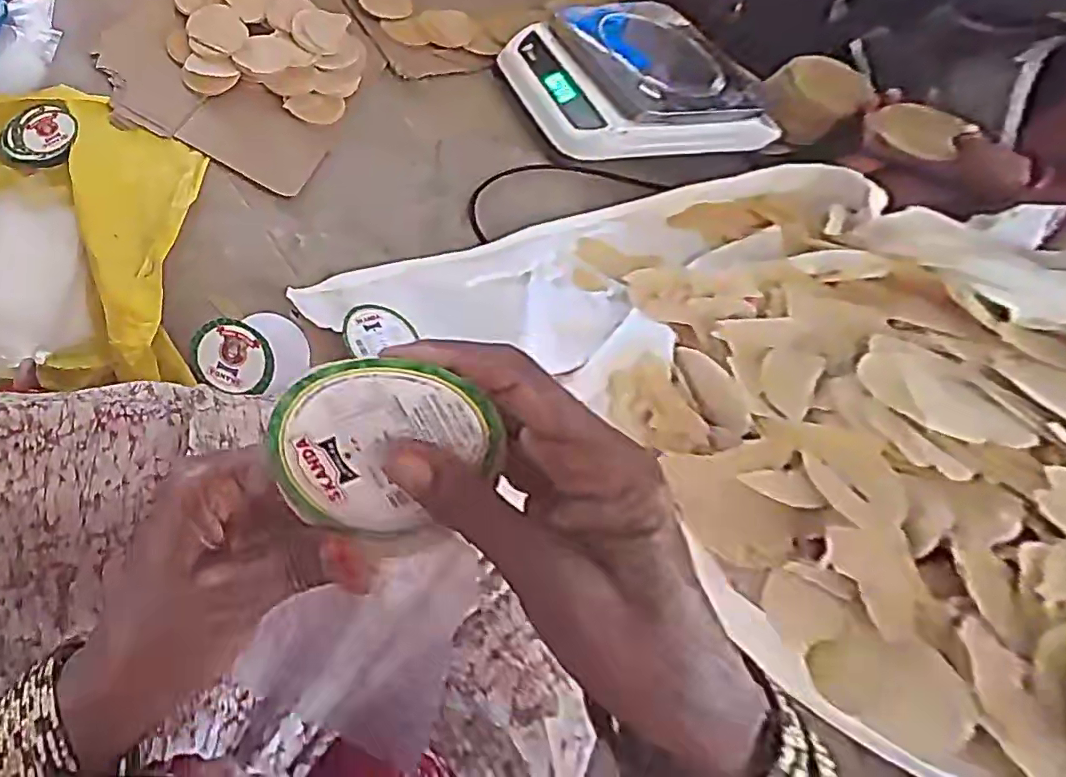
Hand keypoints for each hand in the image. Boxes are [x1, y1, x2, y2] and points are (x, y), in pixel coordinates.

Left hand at [57, 450, 364, 772]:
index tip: (384, 476)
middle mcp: (214, 485)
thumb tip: (367, 553)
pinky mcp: (232, 544)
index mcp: (202, 480)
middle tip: (399, 506)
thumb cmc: (162, 637)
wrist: (118, 688)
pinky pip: (279, 534)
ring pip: (288, 508)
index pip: (278, 457)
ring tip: (390, 528)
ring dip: (330, 525)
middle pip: (287, 479)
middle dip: (336, 498)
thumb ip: (298, 565)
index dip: (330, 464)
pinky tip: (355, 555)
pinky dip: (311, 547)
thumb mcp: (233, 599)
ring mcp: (224, 515)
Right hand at [377, 341, 768, 776]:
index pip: (522, 381)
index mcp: (603, 456)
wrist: (686, 707)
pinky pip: (501, 457)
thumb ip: (470, 507)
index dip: (457, 358)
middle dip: (442, 383)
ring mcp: (572, 469)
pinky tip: (420, 459)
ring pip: (500, 422)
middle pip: (507, 393)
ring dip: (445, 417)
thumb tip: (396, 452)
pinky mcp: (557, 492)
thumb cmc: (631, 643)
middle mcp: (588, 448)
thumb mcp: (544, 575)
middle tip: (379, 388)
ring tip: (387, 416)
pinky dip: (458, 454)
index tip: (397, 357)